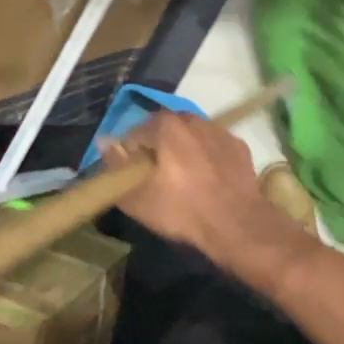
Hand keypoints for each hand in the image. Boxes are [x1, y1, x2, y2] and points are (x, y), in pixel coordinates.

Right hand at [101, 113, 313, 280]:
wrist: (236, 224)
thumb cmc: (181, 209)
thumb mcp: (136, 196)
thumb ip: (115, 166)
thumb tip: (104, 142)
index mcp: (166, 125)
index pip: (135, 133)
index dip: (129, 155)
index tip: (132, 177)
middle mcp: (194, 119)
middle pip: (166, 131)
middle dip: (157, 149)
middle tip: (156, 178)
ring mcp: (221, 132)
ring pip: (192, 137)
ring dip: (183, 151)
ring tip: (183, 180)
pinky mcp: (240, 148)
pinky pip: (214, 148)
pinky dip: (207, 159)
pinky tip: (207, 181)